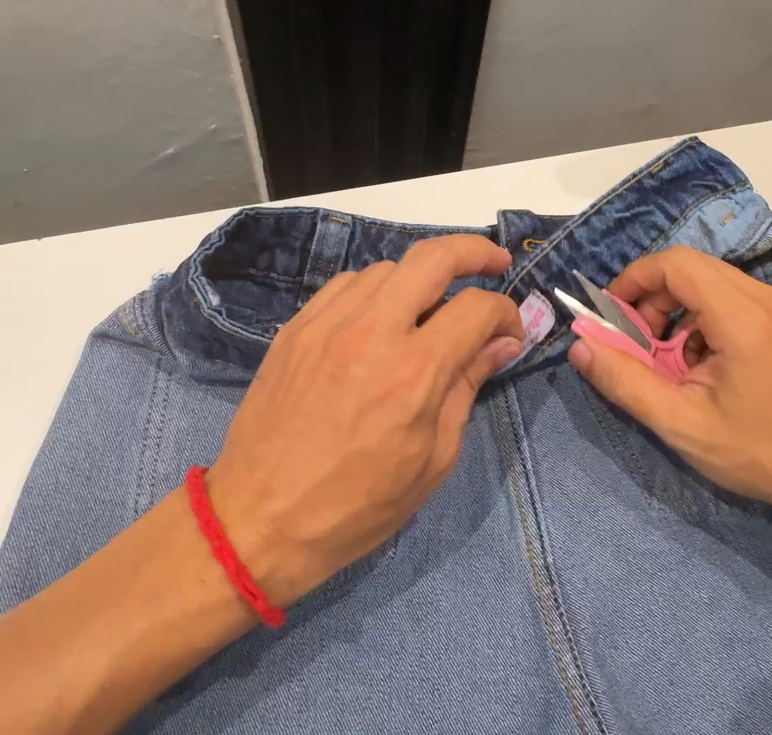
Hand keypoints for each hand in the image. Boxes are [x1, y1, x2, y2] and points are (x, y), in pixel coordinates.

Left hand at [206, 235, 523, 606]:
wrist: (260, 520)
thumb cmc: (359, 506)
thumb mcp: (434, 458)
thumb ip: (468, 387)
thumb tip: (502, 343)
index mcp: (414, 372)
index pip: (477, 308)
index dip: (507, 313)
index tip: (511, 332)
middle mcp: (372, 331)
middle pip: (433, 257)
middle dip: (475, 251)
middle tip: (495, 263)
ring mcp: (327, 323)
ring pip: (387, 266)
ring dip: (420, 277)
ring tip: (430, 307)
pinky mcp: (296, 328)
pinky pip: (346, 285)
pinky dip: (375, 290)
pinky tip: (380, 318)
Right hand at [568, 245, 771, 521]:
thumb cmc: (761, 454)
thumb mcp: (682, 425)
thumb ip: (625, 381)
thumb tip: (580, 346)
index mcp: (744, 319)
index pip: (677, 264)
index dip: (635, 279)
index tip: (614, 315)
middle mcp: (769, 300)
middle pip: (693, 267)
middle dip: (653, 296)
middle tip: (639, 342)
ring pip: (714, 281)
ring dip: (679, 308)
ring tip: (671, 360)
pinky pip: (736, 298)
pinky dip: (706, 317)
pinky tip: (705, 364)